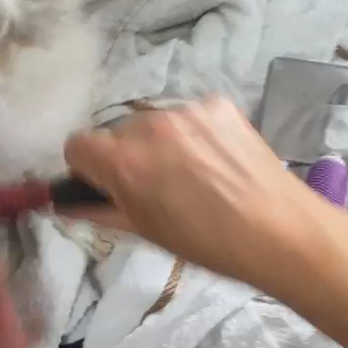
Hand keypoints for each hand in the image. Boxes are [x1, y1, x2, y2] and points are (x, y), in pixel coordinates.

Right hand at [64, 97, 338, 291]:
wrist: (281, 230)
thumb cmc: (209, 244)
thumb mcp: (146, 233)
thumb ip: (100, 210)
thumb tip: (67, 203)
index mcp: (124, 162)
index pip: (76, 145)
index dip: (86, 168)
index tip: (105, 185)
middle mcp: (149, 126)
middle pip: (116, 133)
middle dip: (126, 156)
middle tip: (156, 188)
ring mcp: (186, 110)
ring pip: (152, 122)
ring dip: (159, 143)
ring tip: (193, 177)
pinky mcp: (217, 104)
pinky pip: (188, 116)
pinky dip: (193, 134)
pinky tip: (216, 162)